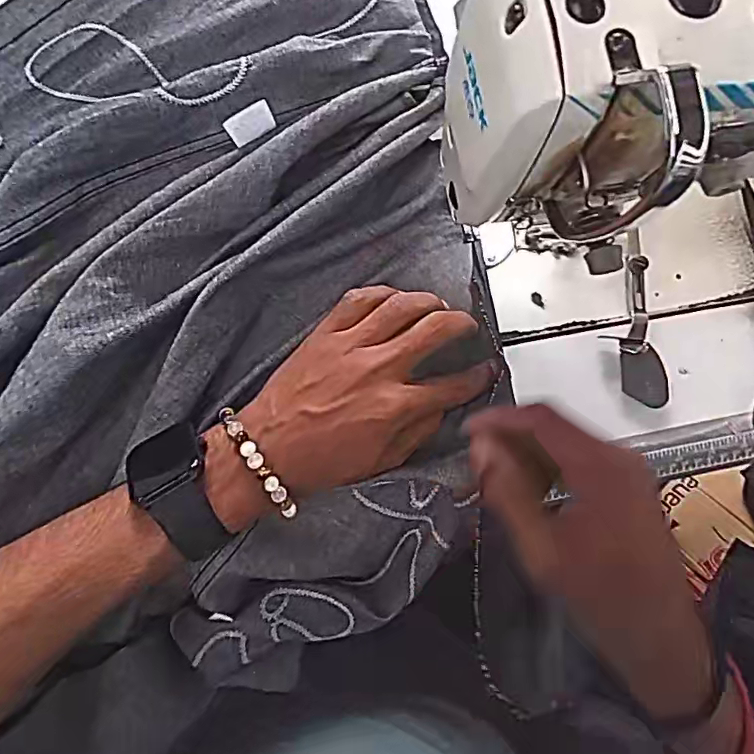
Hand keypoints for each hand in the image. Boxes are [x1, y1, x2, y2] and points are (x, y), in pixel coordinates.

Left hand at [204, 286, 495, 528]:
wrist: (269, 449)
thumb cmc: (319, 459)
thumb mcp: (381, 460)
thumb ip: (418, 432)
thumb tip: (441, 407)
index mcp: (393, 406)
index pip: (451, 385)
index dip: (476, 378)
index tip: (484, 372)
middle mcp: (376, 370)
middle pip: (435, 330)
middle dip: (462, 324)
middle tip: (467, 326)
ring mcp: (349, 346)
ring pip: (401, 306)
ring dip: (428, 301)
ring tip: (437, 306)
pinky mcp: (325, 334)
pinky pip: (358, 300)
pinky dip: (382, 293)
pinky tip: (393, 298)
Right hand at [468, 404, 717, 719]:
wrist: (661, 636)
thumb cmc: (610, 601)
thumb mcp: (542, 550)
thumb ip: (507, 493)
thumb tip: (483, 452)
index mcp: (602, 467)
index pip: (541, 418)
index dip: (500, 418)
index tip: (473, 429)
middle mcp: (621, 460)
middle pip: (554, 425)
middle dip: (511, 437)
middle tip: (480, 456)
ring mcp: (628, 470)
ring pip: (565, 440)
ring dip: (528, 452)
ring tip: (498, 475)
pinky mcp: (629, 483)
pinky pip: (580, 457)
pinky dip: (549, 465)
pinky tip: (530, 489)